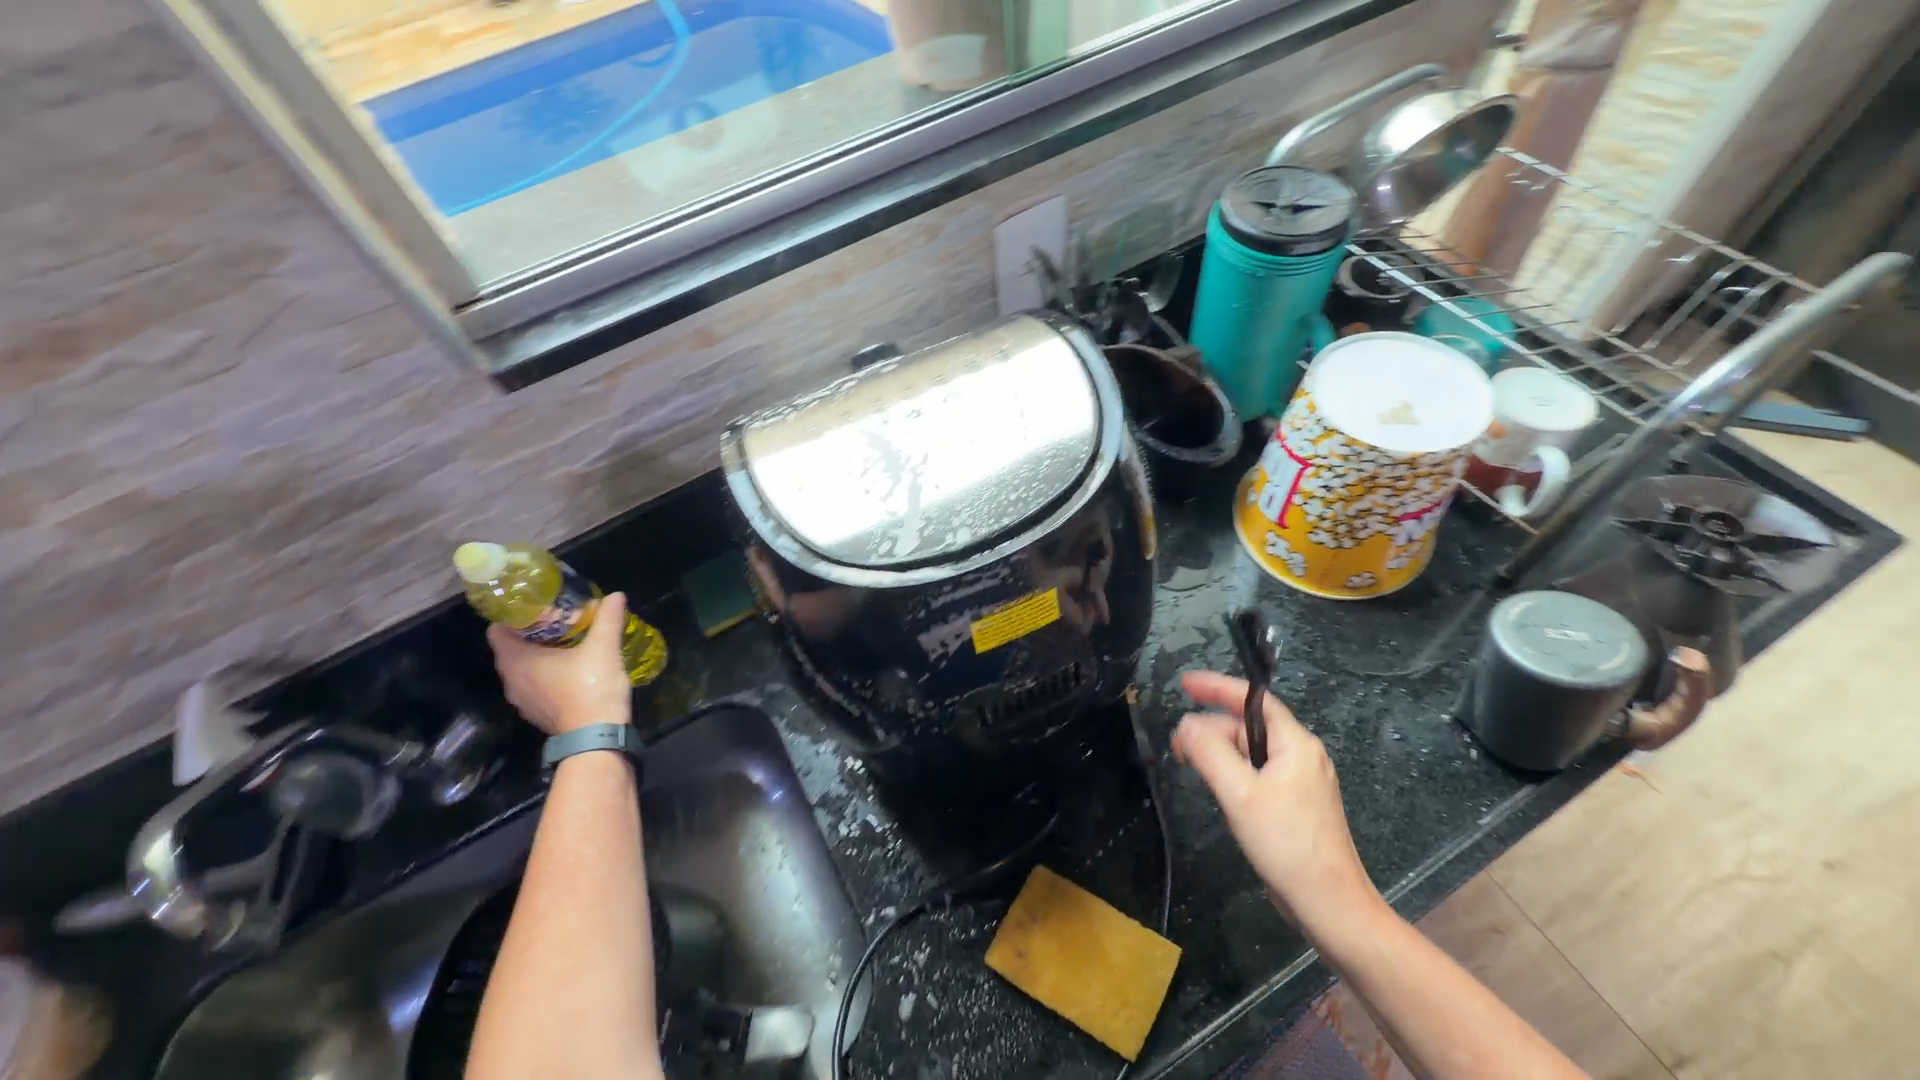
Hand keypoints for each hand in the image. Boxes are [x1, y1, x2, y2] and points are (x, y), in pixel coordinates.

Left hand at [487, 592, 632, 734]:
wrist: (597, 737)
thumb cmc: (591, 688)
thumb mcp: (603, 648)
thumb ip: (607, 618)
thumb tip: (615, 595)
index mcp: (517, 660)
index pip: (497, 630)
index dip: (514, 617)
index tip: (538, 610)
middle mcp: (511, 680)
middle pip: (510, 649)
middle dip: (530, 634)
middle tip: (557, 623)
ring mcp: (521, 701)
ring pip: (521, 669)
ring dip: (537, 657)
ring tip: (565, 645)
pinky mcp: (535, 714)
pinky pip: (532, 687)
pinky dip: (543, 676)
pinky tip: (569, 671)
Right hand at [1171, 671, 1378, 929]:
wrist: (1329, 903)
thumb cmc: (1286, 844)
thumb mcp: (1240, 794)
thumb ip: (1210, 752)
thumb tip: (1186, 723)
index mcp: (1296, 744)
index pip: (1253, 700)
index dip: (1217, 687)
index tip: (1184, 682)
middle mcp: (1302, 756)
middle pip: (1249, 728)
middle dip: (1211, 730)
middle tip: (1176, 746)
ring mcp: (1301, 782)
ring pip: (1252, 753)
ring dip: (1219, 753)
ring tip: (1189, 765)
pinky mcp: (1295, 806)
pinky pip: (1258, 775)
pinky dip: (1233, 773)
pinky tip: (1217, 789)